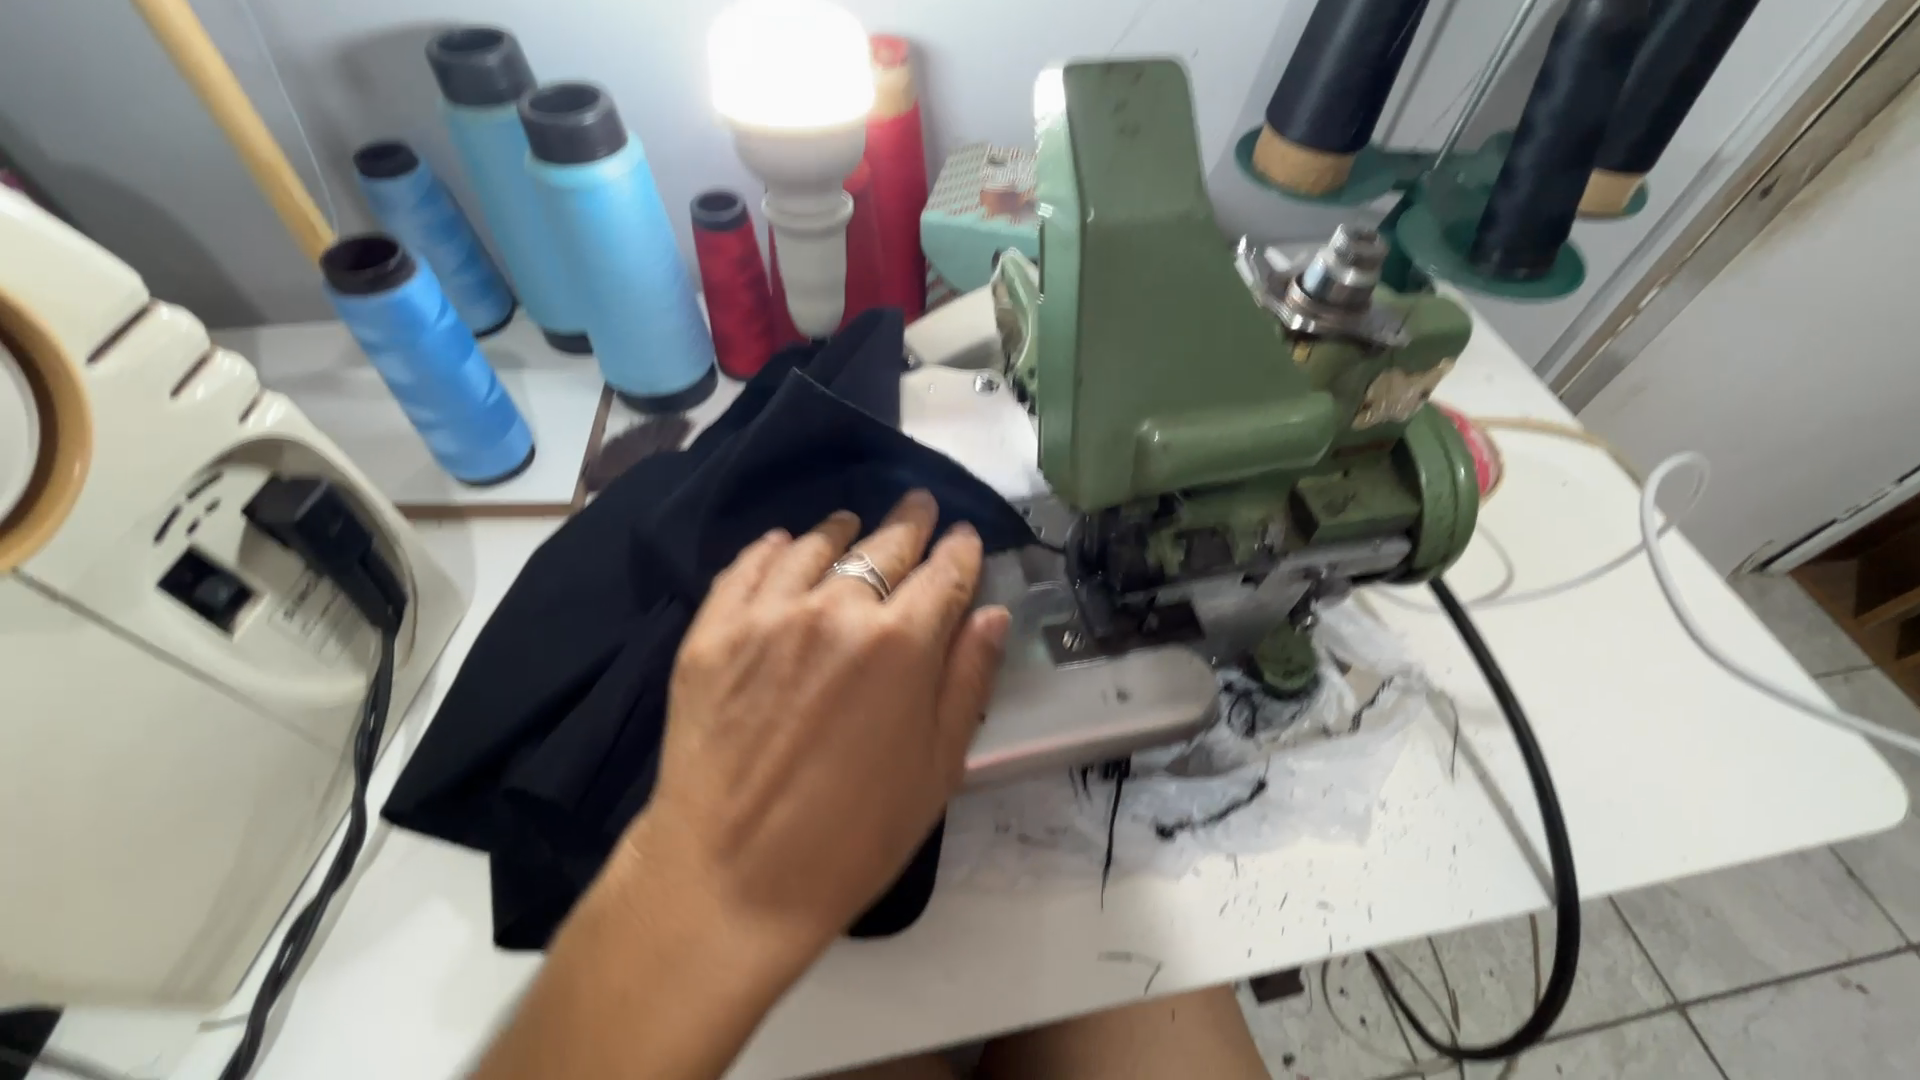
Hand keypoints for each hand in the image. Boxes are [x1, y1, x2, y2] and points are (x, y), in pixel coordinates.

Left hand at [627, 490, 1011, 955]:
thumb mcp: (937, 768)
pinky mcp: (712, 632)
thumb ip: (967, 680)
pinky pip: (747, 567)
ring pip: (814, 546)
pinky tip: (782, 544)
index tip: (966, 537)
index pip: (944, 574)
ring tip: (852, 524)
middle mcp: (835, 610)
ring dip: (843, 531)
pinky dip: (773, 548)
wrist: (730, 879)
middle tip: (920, 506)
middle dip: (911, 522)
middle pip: (885, 547)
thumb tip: (992, 614)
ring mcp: (767, 616)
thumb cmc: (853, 837)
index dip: (961, 551)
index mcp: (900, 644)